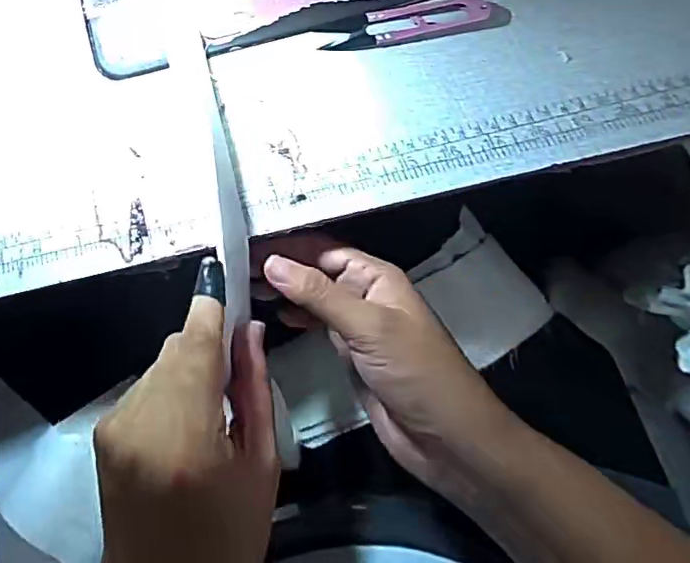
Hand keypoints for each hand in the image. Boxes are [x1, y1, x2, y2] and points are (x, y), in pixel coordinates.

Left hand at [95, 259, 278, 562]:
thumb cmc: (226, 538)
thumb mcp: (260, 470)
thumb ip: (254, 392)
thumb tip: (248, 332)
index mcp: (185, 430)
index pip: (195, 341)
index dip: (210, 306)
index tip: (221, 279)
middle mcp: (141, 417)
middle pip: (175, 348)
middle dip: (204, 351)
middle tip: (230, 380)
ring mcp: (115, 421)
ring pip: (158, 365)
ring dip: (183, 375)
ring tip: (205, 420)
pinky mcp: (102, 428)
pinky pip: (141, 388)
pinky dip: (163, 395)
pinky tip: (179, 432)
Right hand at [258, 241, 521, 495]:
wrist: (452, 445)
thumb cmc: (418, 374)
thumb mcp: (368, 327)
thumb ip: (317, 294)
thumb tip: (270, 262)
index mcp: (376, 276)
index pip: (321, 249)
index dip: (286, 245)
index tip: (246, 245)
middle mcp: (364, 293)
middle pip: (314, 269)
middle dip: (280, 266)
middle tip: (237, 266)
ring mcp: (356, 323)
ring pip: (312, 295)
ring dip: (284, 289)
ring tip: (247, 286)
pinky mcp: (349, 351)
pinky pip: (315, 322)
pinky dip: (294, 315)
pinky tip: (274, 314)